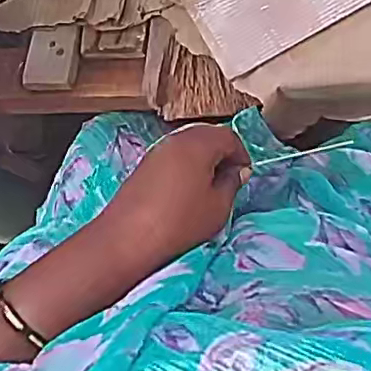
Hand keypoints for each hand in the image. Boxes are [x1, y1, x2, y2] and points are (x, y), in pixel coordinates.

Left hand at [91, 124, 250, 268]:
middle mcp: (178, 138)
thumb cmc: (180, 221)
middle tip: (229, 178)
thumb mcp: (217, 207)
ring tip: (209, 186)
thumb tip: (237, 170)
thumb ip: (231, 183)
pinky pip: (174, 154)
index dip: (241, 154)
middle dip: (222, 152)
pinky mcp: (145, 163)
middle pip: (208, 135)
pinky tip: (186, 189)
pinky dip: (186, 164)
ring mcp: (159, 149)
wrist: (127, 236)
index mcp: (199, 143)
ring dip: (203, 158)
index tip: (244, 175)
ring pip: (189, 144)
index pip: (229, 136)